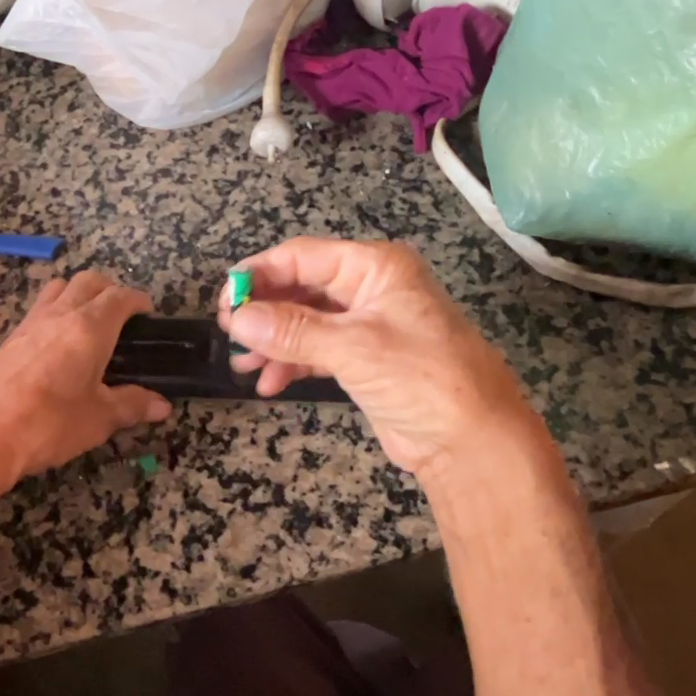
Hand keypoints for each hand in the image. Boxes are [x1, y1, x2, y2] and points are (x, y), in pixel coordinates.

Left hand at [0, 272, 171, 552]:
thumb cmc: (51, 425)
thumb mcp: (100, 418)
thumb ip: (133, 405)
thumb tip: (162, 406)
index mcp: (89, 328)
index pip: (119, 298)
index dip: (138, 301)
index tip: (147, 314)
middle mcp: (60, 315)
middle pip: (88, 281)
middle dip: (110, 290)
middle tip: (122, 315)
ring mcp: (31, 323)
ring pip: (59, 288)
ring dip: (79, 294)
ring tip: (90, 322)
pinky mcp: (11, 339)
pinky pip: (39, 308)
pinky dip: (56, 311)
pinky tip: (60, 341)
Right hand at [217, 238, 531, 477]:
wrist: (471, 438)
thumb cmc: (422, 378)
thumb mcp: (354, 349)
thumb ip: (292, 331)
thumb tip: (238, 318)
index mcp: (375, 267)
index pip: (302, 256)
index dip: (259, 275)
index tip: (225, 301)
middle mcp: (368, 288)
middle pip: (300, 288)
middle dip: (263, 311)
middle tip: (229, 335)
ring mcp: (365, 325)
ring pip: (303, 322)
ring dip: (272, 342)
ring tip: (243, 364)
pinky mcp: (363, 360)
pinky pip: (315, 351)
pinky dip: (290, 364)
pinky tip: (269, 383)